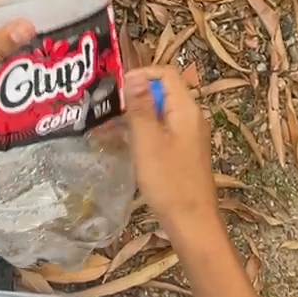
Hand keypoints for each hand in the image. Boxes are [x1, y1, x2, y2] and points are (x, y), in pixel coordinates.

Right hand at [122, 67, 221, 239]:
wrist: (192, 223)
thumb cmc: (168, 181)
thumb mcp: (147, 140)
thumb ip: (141, 106)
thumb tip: (133, 74)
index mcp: (186, 110)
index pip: (166, 73)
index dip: (140, 74)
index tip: (116, 89)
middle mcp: (190, 118)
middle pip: (162, 92)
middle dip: (133, 96)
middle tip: (105, 108)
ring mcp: (187, 136)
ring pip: (159, 113)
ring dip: (134, 116)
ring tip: (106, 126)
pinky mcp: (182, 152)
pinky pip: (160, 131)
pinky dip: (141, 132)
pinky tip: (120, 143)